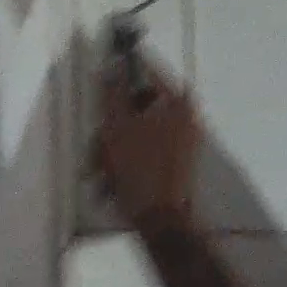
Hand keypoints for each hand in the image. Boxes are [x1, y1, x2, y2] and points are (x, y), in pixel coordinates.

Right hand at [95, 56, 201, 226]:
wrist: (160, 220)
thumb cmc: (137, 169)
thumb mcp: (115, 126)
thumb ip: (111, 91)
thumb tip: (111, 66)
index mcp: (177, 100)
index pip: (145, 67)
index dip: (120, 68)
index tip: (102, 74)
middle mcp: (187, 114)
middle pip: (140, 100)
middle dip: (114, 119)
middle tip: (99, 139)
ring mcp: (186, 138)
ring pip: (140, 126)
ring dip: (116, 142)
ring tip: (103, 166)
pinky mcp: (179, 159)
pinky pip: (147, 145)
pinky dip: (128, 155)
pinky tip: (114, 175)